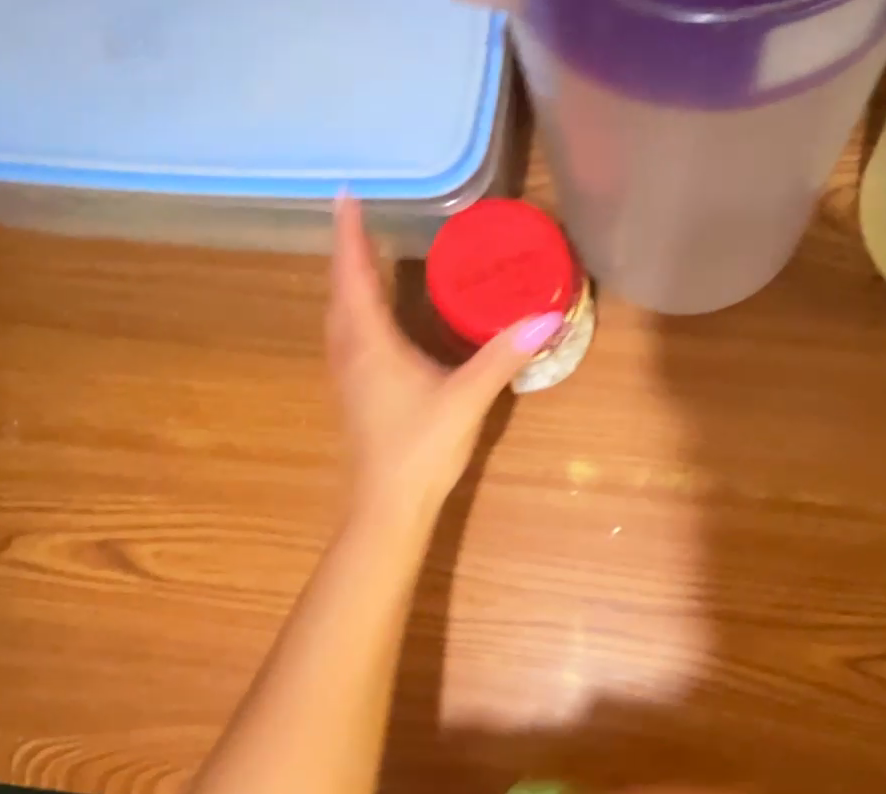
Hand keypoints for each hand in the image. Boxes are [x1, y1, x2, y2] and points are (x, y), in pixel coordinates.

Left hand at [327, 198, 560, 524]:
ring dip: (347, 285)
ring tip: (360, 261)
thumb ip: (502, 356)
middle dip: (349, 254)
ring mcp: (346, 378)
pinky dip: (353, 314)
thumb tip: (546, 317)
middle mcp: (349, 353)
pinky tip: (370, 324)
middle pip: (341, 292)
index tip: (345, 195)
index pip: (354, 275)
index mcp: (370, 343)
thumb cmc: (421, 449)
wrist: (388, 507)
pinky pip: (346, 339)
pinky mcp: (353, 398)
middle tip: (358, 221)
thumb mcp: (467, 399)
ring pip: (339, 318)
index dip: (349, 234)